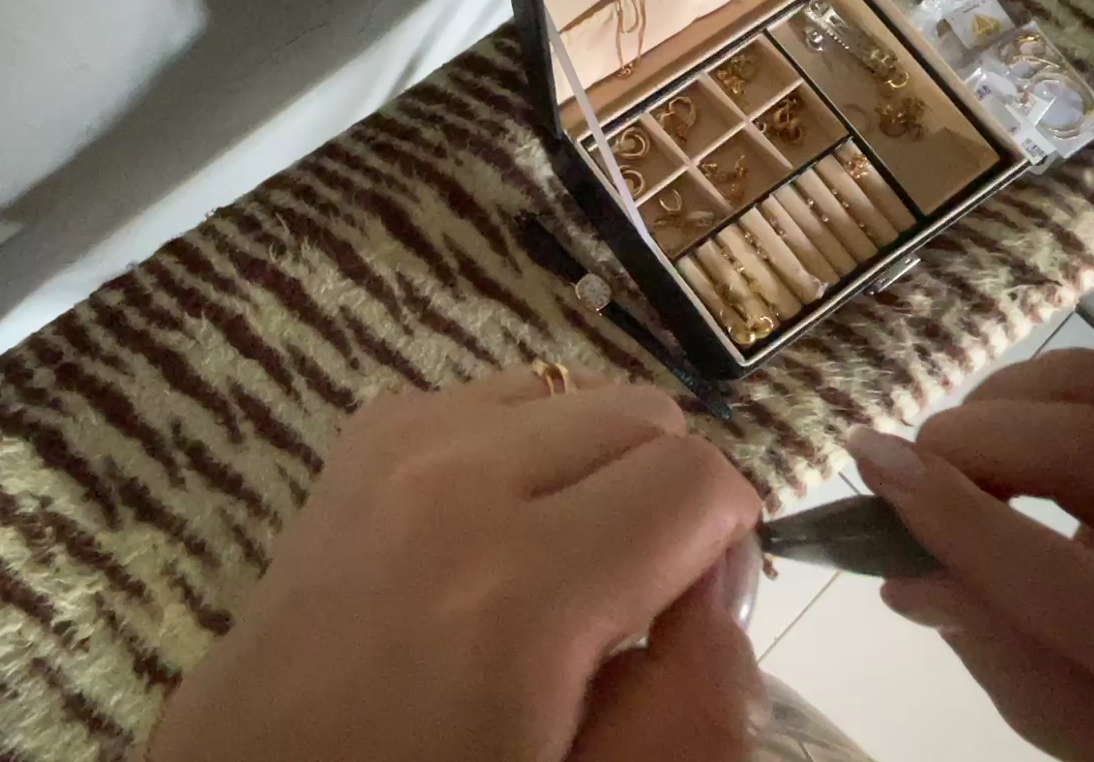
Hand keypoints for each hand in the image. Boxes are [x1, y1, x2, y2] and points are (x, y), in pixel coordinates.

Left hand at [144, 367, 764, 761]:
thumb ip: (695, 704)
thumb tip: (717, 582)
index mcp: (520, 585)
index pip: (694, 476)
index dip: (725, 536)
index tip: (695, 602)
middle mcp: (458, 473)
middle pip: (635, 409)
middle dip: (663, 487)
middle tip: (629, 582)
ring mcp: (403, 435)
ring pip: (567, 389)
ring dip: (590, 458)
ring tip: (556, 546)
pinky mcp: (369, 429)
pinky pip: (491, 396)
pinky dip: (520, 441)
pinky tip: (488, 518)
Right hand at [849, 349, 1093, 761]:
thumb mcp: (1060, 718)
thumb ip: (982, 639)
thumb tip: (900, 567)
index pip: (1075, 581)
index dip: (956, 514)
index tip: (867, 459)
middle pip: (1093, 451)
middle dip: (968, 439)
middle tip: (911, 461)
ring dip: (996, 403)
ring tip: (962, 451)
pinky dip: (1028, 388)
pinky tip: (1007, 433)